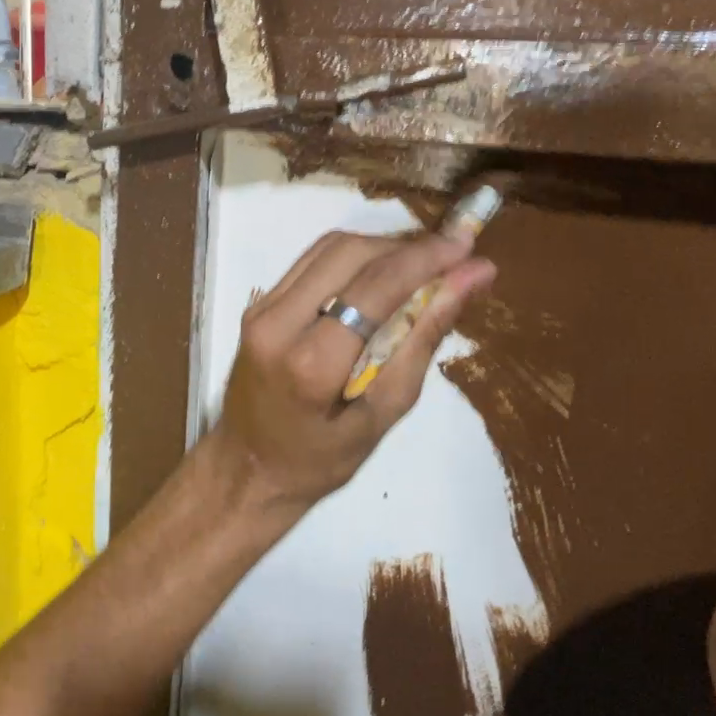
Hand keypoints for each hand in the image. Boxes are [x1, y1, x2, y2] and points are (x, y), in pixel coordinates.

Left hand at [217, 229, 496, 509]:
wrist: (246, 469)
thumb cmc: (320, 461)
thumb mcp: (383, 415)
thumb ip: (422, 341)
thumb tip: (468, 280)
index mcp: (310, 362)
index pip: (375, 287)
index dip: (426, 258)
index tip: (469, 246)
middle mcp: (277, 322)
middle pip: (350, 253)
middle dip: (406, 247)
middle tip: (453, 257)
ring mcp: (261, 308)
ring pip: (329, 249)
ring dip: (381, 247)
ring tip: (426, 264)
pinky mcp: (258, 304)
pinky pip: (312, 262)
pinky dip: (354, 259)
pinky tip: (384, 275)